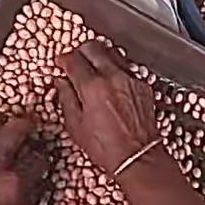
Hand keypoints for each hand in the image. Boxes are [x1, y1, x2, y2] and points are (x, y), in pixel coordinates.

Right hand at [55, 40, 160, 176]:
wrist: (138, 157)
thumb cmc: (106, 148)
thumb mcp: (76, 126)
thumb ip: (66, 98)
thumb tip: (61, 82)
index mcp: (93, 87)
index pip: (73, 59)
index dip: (63, 59)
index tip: (61, 63)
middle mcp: (114, 78)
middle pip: (94, 47)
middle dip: (81, 51)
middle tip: (75, 61)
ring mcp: (131, 80)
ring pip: (113, 53)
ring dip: (100, 57)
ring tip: (93, 69)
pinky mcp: (143, 86)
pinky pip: (127, 68)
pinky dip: (116, 70)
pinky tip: (111, 82)